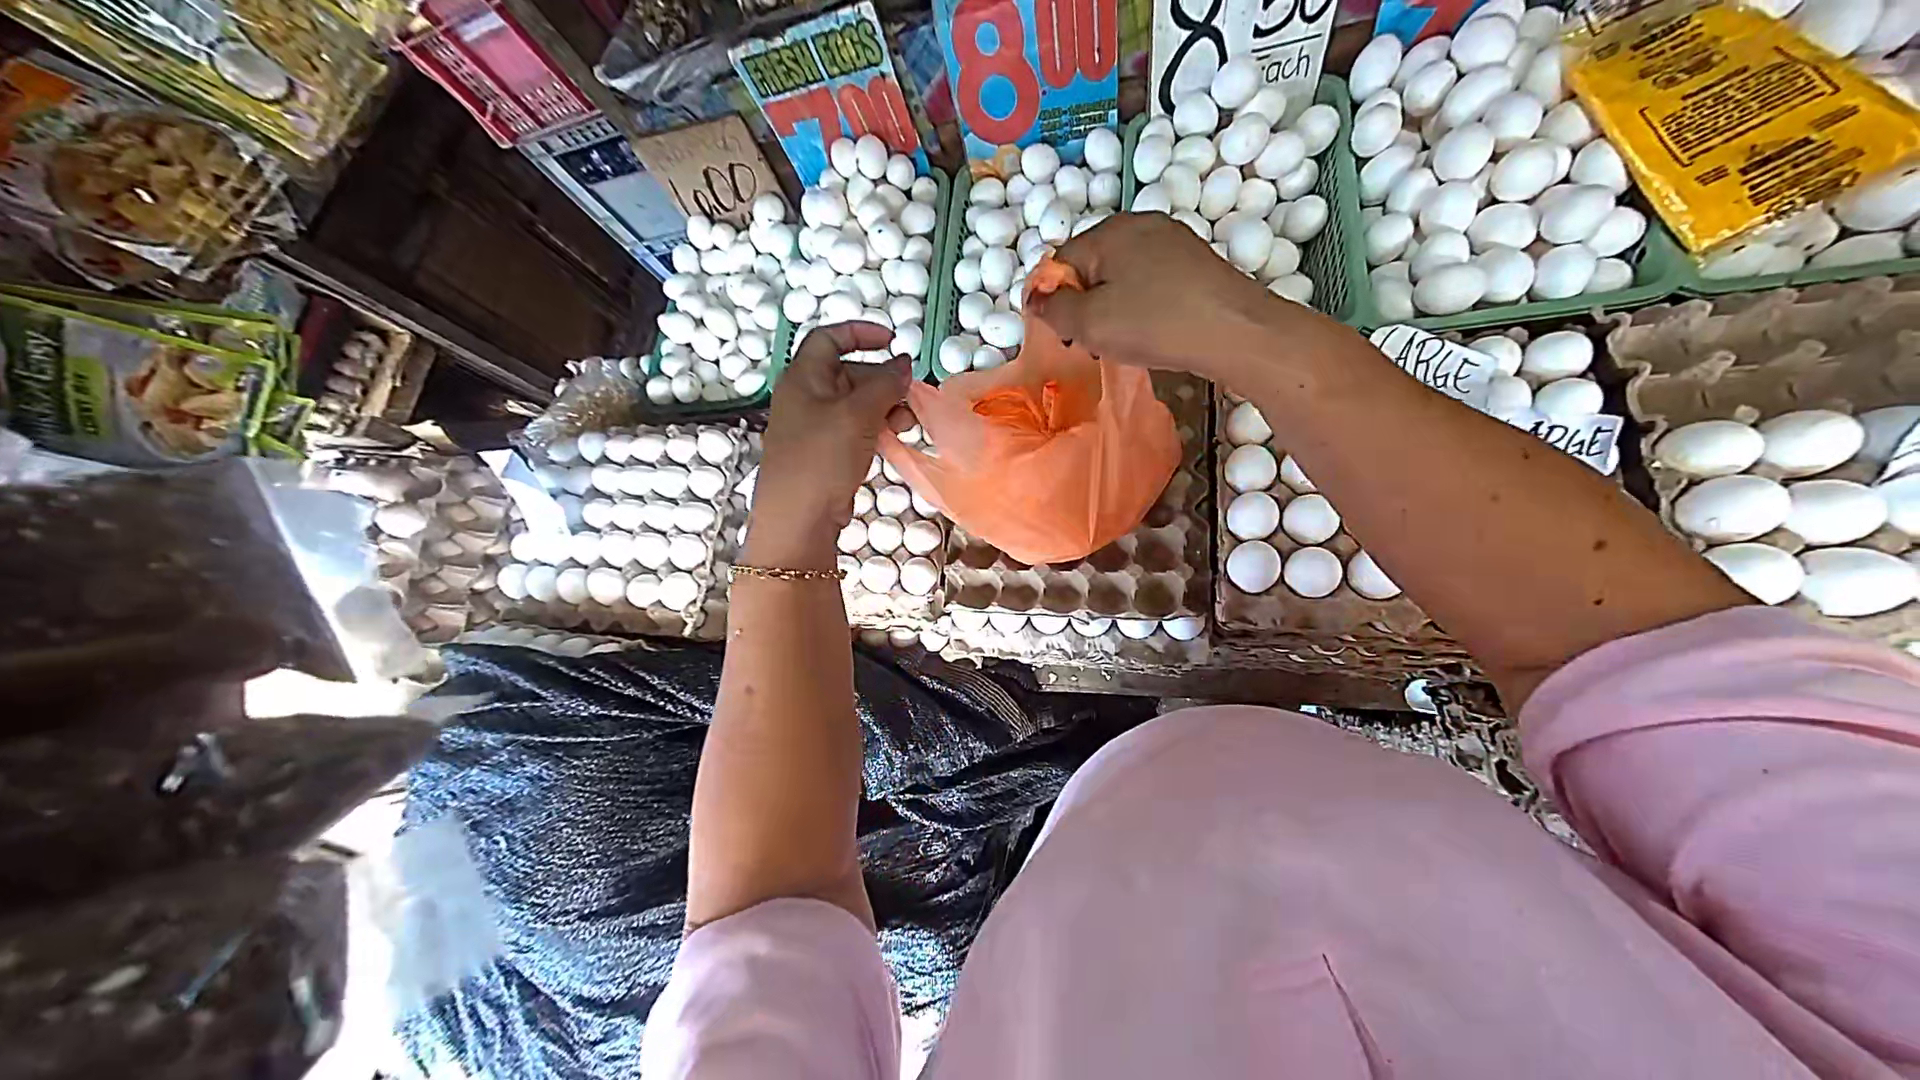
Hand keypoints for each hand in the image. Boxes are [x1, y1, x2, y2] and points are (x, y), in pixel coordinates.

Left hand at [750, 323, 910, 560]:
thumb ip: (885, 385)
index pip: (829, 338)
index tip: (891, 340)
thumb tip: (904, 364)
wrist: (798, 518)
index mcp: (803, 378)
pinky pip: (854, 429)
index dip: (860, 333)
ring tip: (907, 422)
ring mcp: (814, 427)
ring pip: (855, 404)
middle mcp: (805, 398)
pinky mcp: (824, 453)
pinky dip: (875, 428)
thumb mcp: (858, 415)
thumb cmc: (821, 459)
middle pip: (848, 373)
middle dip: (882, 379)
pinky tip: (893, 438)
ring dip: (884, 406)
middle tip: (909, 394)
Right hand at [1032, 212, 1339, 383]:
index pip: (1060, 263)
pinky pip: (1148, 279)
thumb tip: (1035, 298)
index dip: (1053, 301)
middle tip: (1090, 343)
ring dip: (1110, 307)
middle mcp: (1139, 224)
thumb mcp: (1089, 323)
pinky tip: (1149, 329)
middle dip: (1083, 304)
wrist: (1234, 331)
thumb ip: (1054, 309)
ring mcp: (1170, 239)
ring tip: (1119, 340)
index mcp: (1108, 231)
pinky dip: (1138, 304)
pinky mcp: (1193, 260)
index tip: (1062, 335)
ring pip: (1121, 274)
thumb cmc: (1153, 323)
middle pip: (1091, 266)